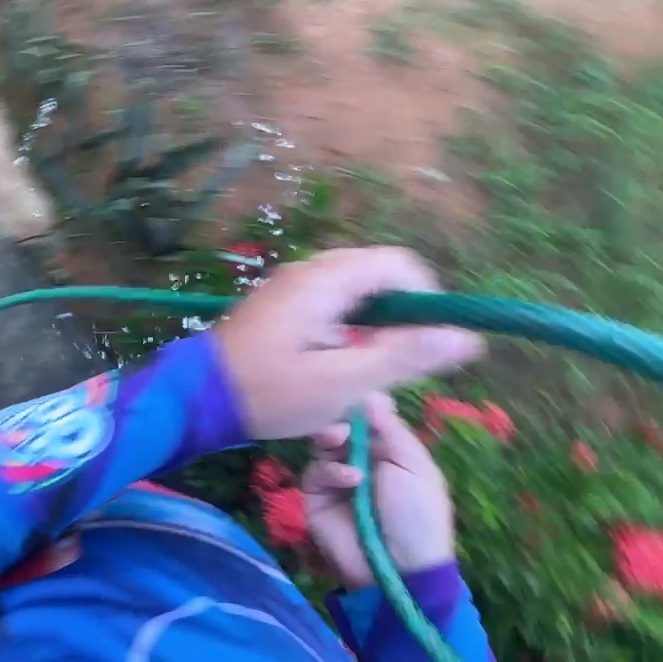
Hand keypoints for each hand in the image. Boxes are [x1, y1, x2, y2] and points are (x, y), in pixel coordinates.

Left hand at [213, 246, 482, 441]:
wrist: (196, 397)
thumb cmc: (268, 392)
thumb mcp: (340, 382)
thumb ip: (402, 357)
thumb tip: (466, 338)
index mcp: (323, 281)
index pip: (398, 264)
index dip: (427, 299)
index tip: (429, 343)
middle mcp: (306, 271)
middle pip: (377, 275)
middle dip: (400, 313)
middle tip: (398, 361)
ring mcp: (289, 285)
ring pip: (354, 291)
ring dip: (372, 323)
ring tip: (368, 368)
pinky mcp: (279, 304)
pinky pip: (329, 302)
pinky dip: (346, 326)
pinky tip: (338, 363)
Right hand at [302, 392, 455, 588]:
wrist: (401, 569)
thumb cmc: (418, 516)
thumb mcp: (416, 468)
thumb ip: (392, 430)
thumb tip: (372, 393)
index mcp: (387, 453)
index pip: (365, 419)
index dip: (358, 405)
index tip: (352, 390)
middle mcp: (359, 461)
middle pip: (338, 427)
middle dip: (338, 418)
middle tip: (342, 418)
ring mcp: (335, 479)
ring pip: (321, 446)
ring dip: (330, 438)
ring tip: (338, 441)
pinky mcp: (315, 497)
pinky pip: (314, 472)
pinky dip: (330, 471)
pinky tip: (350, 480)